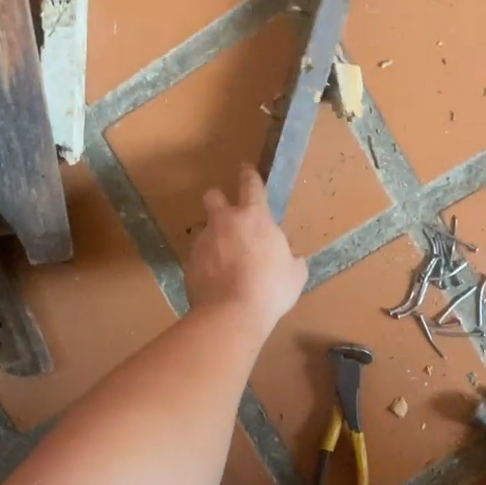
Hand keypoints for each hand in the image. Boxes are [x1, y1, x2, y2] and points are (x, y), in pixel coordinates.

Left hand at [185, 165, 306, 331]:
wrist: (231, 314)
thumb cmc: (270, 289)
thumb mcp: (295, 273)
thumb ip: (292, 257)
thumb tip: (289, 253)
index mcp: (254, 217)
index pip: (250, 184)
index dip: (248, 175)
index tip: (246, 170)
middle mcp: (224, 222)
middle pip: (214, 196)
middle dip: (219, 201)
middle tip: (228, 217)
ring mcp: (203, 242)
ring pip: (205, 230)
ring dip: (215, 240)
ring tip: (225, 264)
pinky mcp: (190, 263)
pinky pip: (199, 257)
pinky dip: (207, 265)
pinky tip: (216, 282)